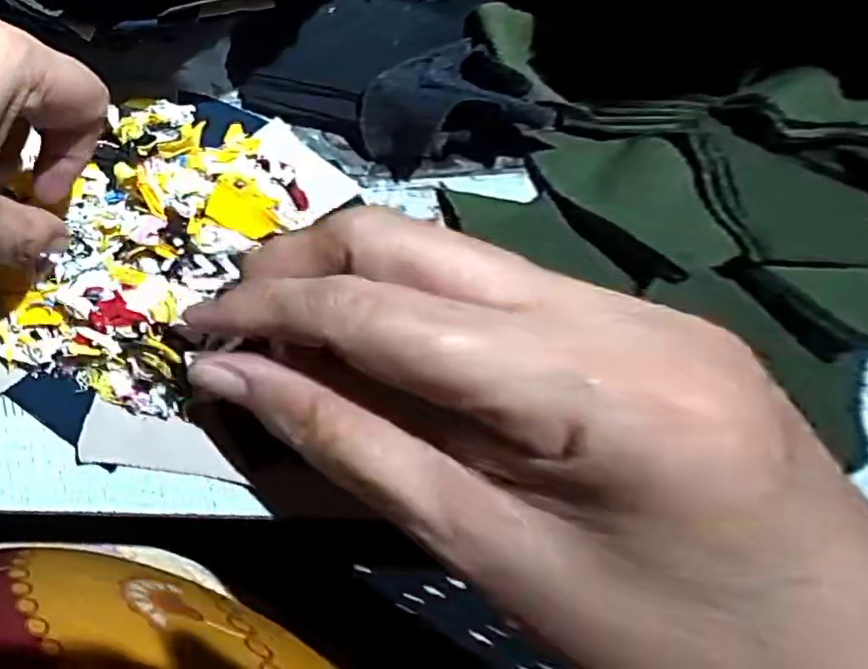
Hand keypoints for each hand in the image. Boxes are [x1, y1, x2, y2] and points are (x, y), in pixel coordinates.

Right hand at [184, 207, 867, 668]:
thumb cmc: (671, 649)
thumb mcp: (480, 551)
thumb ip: (338, 441)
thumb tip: (223, 373)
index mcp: (592, 386)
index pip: (376, 309)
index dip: (267, 308)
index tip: (196, 324)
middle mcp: (609, 310)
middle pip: (396, 238)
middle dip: (292, 267)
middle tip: (237, 317)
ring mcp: (622, 301)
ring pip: (425, 245)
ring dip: (334, 275)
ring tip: (284, 325)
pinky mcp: (619, 312)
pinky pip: (466, 277)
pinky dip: (388, 297)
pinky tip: (364, 342)